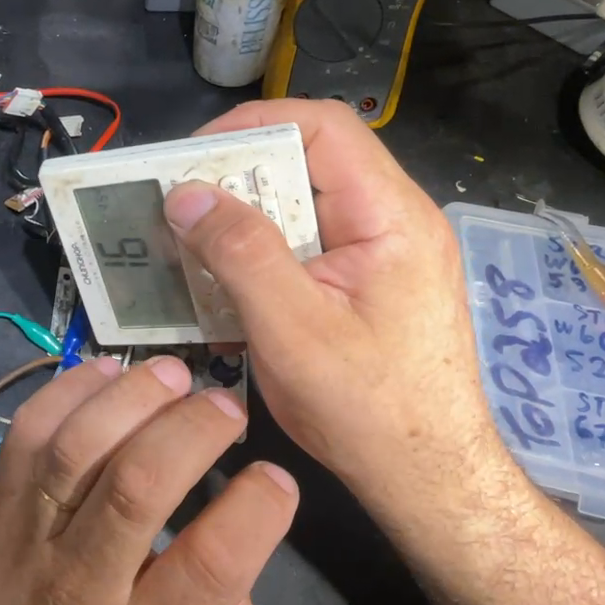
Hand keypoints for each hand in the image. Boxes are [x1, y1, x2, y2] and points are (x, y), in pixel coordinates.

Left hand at [0, 355, 296, 604]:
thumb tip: (242, 554)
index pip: (205, 571)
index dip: (252, 516)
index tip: (277, 476)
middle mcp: (80, 580)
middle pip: (137, 488)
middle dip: (190, 433)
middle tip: (228, 406)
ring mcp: (30, 527)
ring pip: (79, 447)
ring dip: (132, 398)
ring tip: (175, 372)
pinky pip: (31, 427)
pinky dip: (71, 389)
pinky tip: (110, 369)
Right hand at [162, 99, 509, 513]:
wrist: (426, 480)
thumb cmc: (367, 407)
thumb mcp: (293, 328)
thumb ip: (240, 252)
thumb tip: (184, 191)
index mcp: (389, 216)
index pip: (324, 127)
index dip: (253, 124)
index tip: (192, 157)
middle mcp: (389, 219)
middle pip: (306, 158)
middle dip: (236, 171)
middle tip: (178, 199)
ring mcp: (376, 250)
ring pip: (297, 199)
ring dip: (239, 211)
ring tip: (188, 236)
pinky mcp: (359, 278)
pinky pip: (299, 238)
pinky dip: (253, 245)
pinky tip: (220, 274)